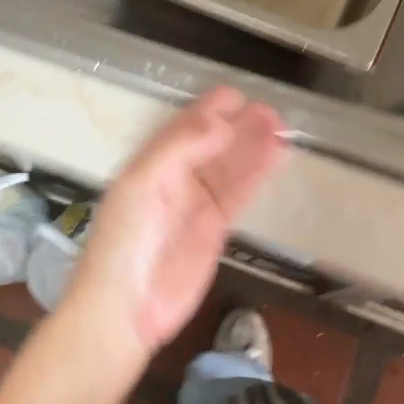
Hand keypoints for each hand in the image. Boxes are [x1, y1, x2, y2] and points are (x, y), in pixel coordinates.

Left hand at [66, 88, 285, 354]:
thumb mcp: (143, 185)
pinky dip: (256, 175)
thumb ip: (179, 149)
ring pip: (229, 166)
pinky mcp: (214, 230)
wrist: (124, 308)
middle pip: (210, 144)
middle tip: (270, 111)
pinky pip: (238, 194)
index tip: (238, 95)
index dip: (208, 110)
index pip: (182, 128)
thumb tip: (220, 121)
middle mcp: (172, 180)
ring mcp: (194, 205)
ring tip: (280, 126)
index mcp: (148, 165)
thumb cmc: (123, 244)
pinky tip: (275, 157)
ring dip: (253, 146)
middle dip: (237, 126)